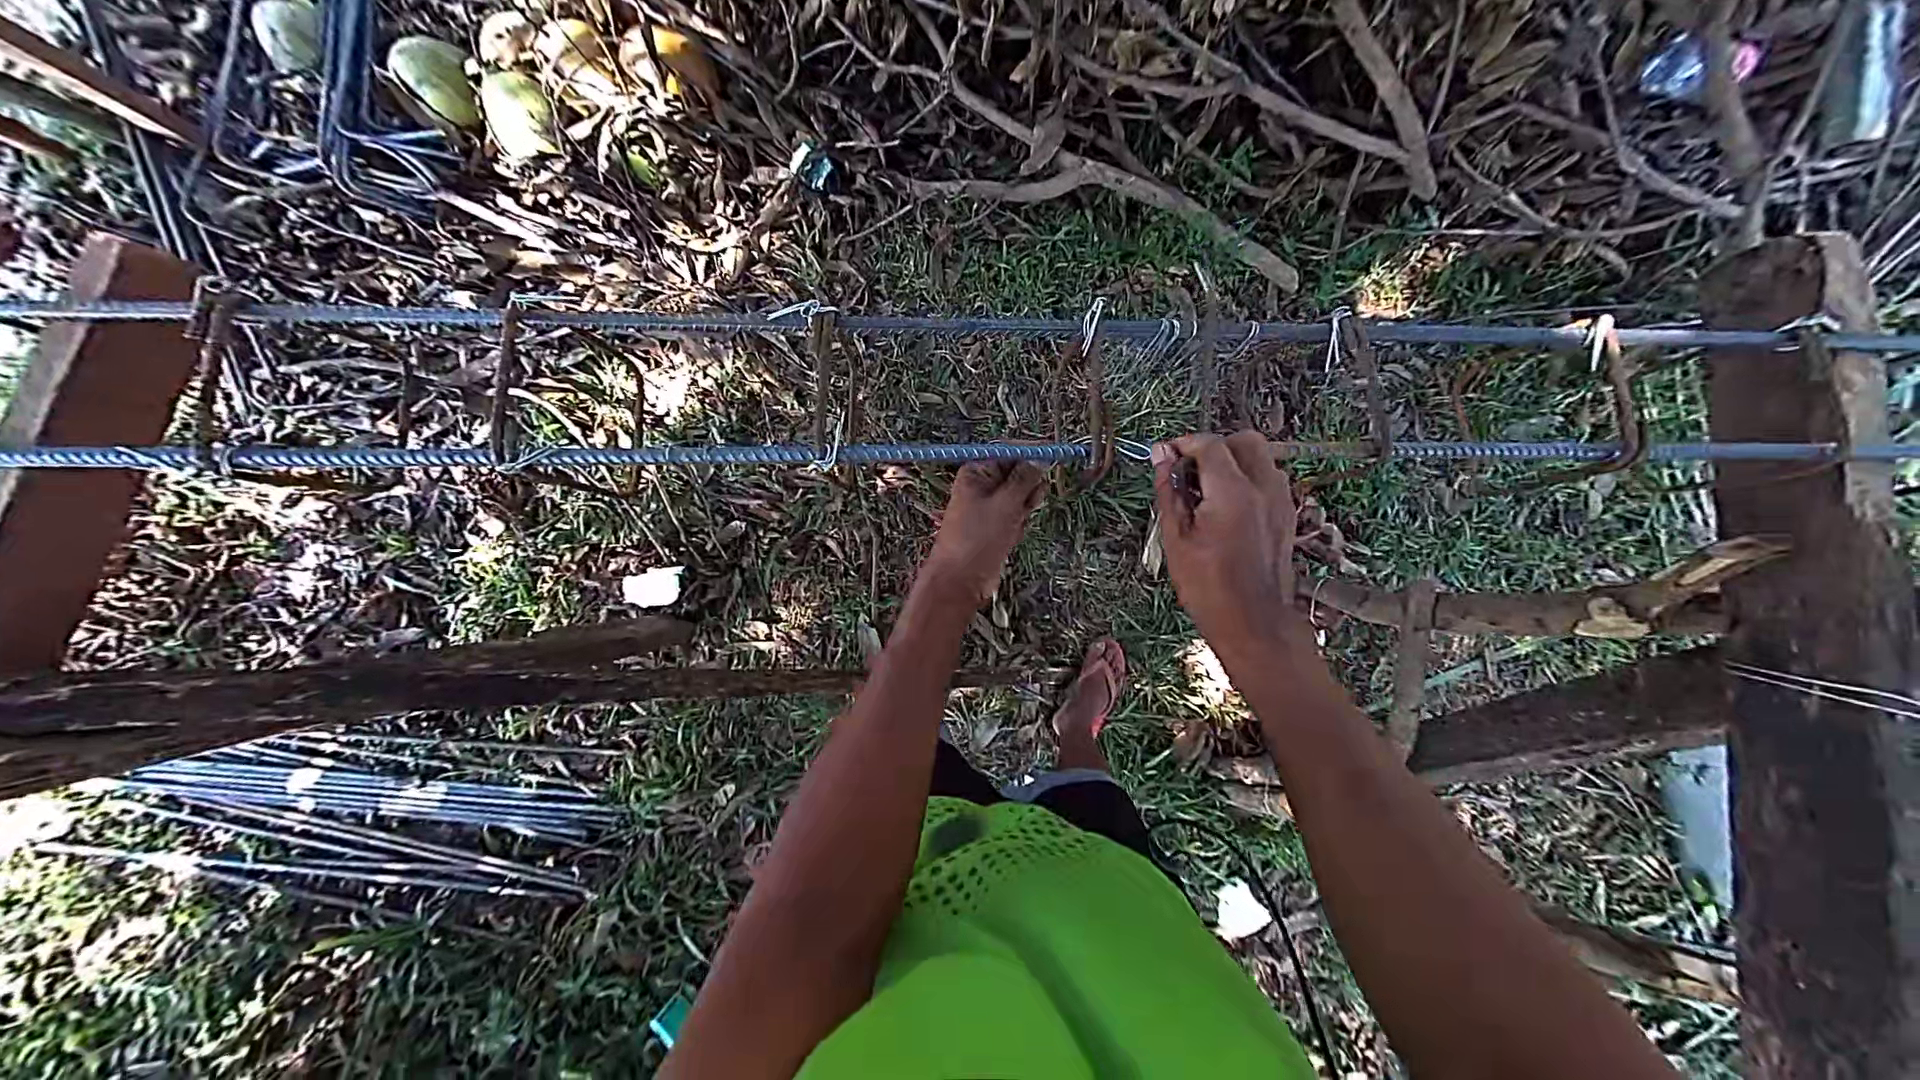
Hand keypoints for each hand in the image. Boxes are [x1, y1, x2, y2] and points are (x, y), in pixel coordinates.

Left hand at [923, 461, 1046, 606]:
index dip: (1031, 452)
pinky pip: (1018, 514)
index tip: (1053, 454)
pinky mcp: (997, 523)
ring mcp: (991, 505)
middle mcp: (983, 485)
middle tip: (1024, 503)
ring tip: (1013, 523)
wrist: (962, 580)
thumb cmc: (977, 539)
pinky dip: (1020, 523)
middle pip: (1019, 472)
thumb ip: (1025, 478)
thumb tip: (1040, 457)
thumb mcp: (1006, 504)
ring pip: (1022, 495)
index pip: (1008, 450)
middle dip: (1027, 487)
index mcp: (976, 471)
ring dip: (1025, 508)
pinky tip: (1011, 535)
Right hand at [1152, 432, 1300, 661]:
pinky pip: (1268, 478)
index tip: (1165, 456)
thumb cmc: (1207, 586)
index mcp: (1233, 492)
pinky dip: (1246, 478)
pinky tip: (1225, 507)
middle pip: (1243, 440)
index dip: (1183, 444)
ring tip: (1205, 491)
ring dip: (1232, 461)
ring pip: (1260, 457)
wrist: (1253, 622)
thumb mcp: (1176, 538)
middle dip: (1213, 446)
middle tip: (1189, 471)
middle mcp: (1264, 488)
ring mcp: (1281, 500)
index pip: (1210, 445)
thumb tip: (1160, 456)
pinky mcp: (1287, 514)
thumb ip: (1169, 491)